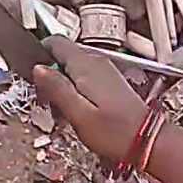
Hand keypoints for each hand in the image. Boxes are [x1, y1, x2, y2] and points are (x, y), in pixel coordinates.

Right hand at [30, 36, 147, 163]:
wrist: (148, 140)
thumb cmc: (114, 132)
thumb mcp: (78, 113)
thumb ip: (57, 88)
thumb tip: (37, 68)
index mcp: (85, 65)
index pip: (55, 42)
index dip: (39, 56)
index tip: (34, 79)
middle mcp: (95, 61)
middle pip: (61, 55)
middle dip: (49, 76)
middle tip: (47, 102)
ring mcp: (103, 69)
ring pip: (71, 67)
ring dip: (61, 86)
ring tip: (62, 112)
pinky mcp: (108, 80)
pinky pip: (83, 77)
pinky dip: (74, 90)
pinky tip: (77, 112)